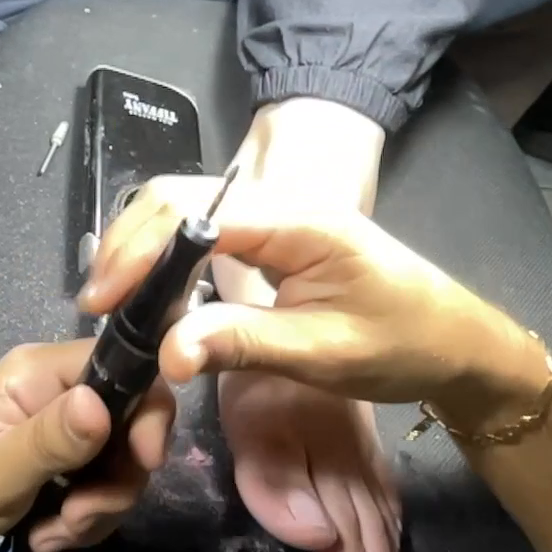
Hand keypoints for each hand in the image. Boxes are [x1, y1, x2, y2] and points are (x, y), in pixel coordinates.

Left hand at [0, 340, 174, 551]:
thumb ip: (47, 441)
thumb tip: (99, 404)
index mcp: (38, 371)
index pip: (120, 365)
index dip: (145, 411)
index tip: (142, 463)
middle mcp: (56, 386)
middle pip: (129, 420)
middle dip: (115, 480)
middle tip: (76, 518)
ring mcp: (60, 421)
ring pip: (119, 460)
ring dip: (97, 509)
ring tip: (50, 535)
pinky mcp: (63, 454)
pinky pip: (101, 483)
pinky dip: (85, 517)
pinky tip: (47, 534)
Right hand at [81, 177, 549, 431]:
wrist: (456, 339)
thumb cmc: (402, 344)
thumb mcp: (324, 353)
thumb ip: (241, 343)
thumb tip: (164, 354)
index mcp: (296, 219)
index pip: (195, 215)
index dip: (140, 251)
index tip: (102, 301)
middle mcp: (275, 200)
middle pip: (175, 197)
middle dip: (126, 243)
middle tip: (95, 303)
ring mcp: (267, 211)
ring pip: (179, 206)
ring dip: (137, 245)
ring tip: (110, 297)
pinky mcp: (262, 229)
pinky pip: (195, 226)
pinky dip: (159, 251)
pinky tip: (145, 285)